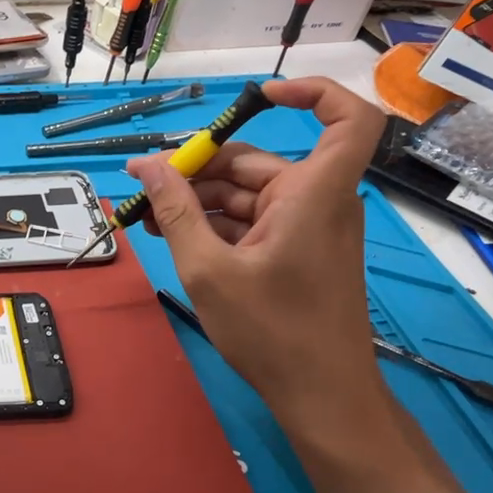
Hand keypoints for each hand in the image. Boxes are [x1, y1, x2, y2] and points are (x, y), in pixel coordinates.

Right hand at [125, 78, 385, 426]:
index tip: (260, 95)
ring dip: (196, 201)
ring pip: (246, 193)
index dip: (312, 93)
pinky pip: (251, 220)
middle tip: (145, 186)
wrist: (322, 399)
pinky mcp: (297, 251)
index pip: (347, 119)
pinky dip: (213, 223)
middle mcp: (317, 202)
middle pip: (257, 161)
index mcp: (313, 195)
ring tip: (146, 217)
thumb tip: (145, 164)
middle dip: (197, 169)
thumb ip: (174, 211)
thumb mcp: (207, 269)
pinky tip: (170, 234)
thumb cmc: (272, 333)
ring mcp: (308, 227)